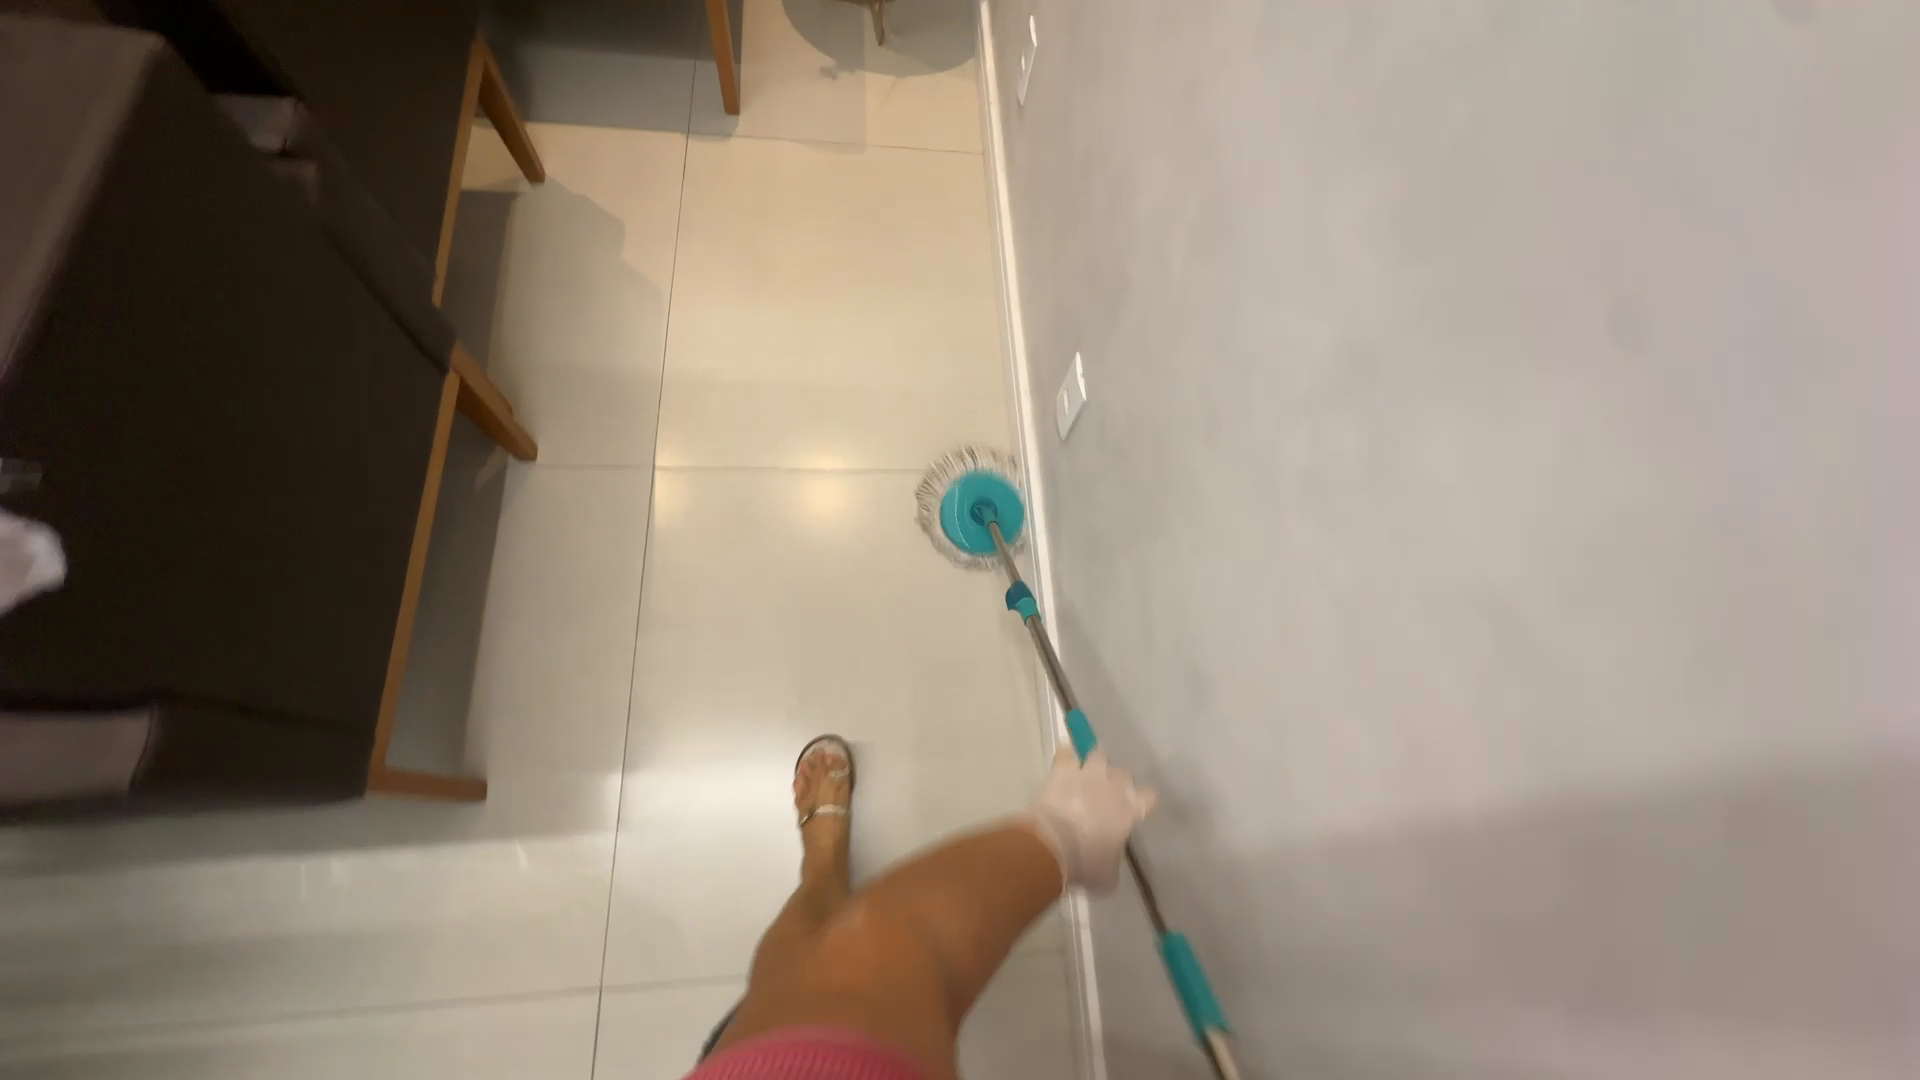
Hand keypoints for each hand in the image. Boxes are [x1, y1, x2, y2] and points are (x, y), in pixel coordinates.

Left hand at [1025, 746, 1156, 893]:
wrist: (1053, 844)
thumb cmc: (1086, 864)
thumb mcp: (1107, 876)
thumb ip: (1113, 864)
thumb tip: (1108, 864)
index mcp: (1130, 810)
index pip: (1148, 796)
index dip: (1143, 800)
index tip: (1137, 807)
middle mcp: (1113, 787)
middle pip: (1123, 773)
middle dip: (1117, 781)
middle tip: (1107, 792)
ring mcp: (1088, 774)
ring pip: (1099, 755)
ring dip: (1094, 762)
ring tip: (1087, 770)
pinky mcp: (1063, 769)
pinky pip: (1066, 752)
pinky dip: (1066, 755)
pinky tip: (1064, 758)